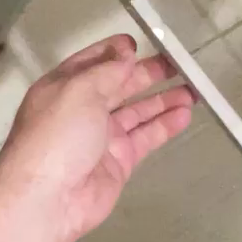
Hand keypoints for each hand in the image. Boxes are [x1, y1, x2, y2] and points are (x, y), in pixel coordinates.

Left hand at [0, 35, 196, 241]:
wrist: (48, 199)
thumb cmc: (57, 135)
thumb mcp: (79, 90)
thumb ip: (107, 70)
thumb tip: (125, 53)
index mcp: (65, 86)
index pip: (93, 62)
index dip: (116, 51)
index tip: (142, 42)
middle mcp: (82, 109)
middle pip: (120, 86)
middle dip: (147, 74)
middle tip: (178, 64)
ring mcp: (101, 137)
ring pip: (137, 112)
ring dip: (163, 99)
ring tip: (193, 89)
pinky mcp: (119, 162)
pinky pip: (146, 138)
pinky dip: (165, 125)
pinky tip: (185, 114)